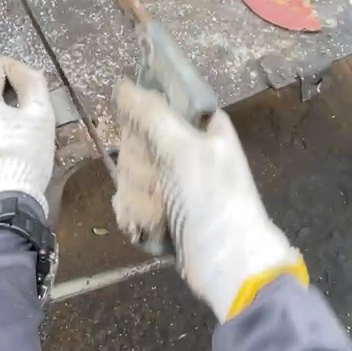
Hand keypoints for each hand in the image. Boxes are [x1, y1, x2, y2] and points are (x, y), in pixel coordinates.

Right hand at [112, 80, 301, 319]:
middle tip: (159, 182)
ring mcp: (172, 183)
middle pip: (136, 141)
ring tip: (161, 211)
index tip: (140, 133)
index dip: (145, 119)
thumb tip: (122, 84)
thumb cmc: (214, 200)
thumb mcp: (185, 150)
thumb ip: (152, 114)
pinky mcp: (161, 210)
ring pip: (129, 173)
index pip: (158, 106)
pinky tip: (150, 225)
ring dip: (140, 195)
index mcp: (202, 129)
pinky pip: (129, 200)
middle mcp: (186, 151)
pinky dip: (136, 214)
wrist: (229, 266)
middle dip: (141, 167)